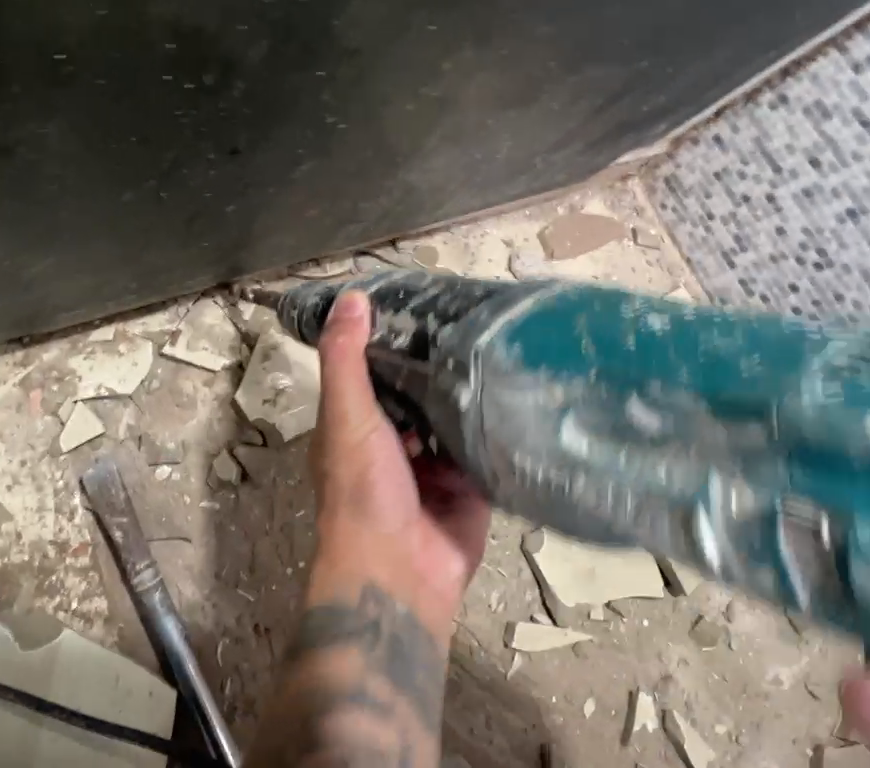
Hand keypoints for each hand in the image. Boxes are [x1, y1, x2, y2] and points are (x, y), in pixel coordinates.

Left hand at [307, 290, 492, 628]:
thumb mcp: (346, 414)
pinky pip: (485, 450)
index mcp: (357, 420)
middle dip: (440, 362)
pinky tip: (523, 389)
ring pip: (454, 417)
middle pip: (419, 391)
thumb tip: (351, 297)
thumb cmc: (361, 488)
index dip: (394, 336)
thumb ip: (345, 359)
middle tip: (477, 316)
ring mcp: (434, 464)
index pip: (375, 367)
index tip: (424, 299)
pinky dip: (498, 428)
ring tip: (506, 342)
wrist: (399, 572)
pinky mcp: (470, 487)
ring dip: (471, 391)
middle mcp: (393, 439)